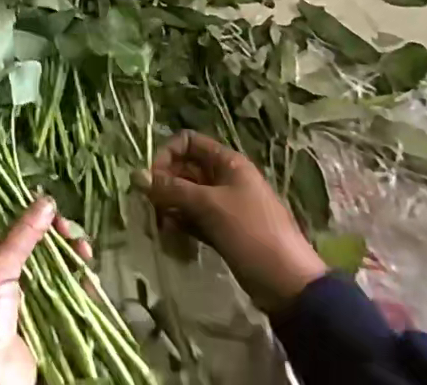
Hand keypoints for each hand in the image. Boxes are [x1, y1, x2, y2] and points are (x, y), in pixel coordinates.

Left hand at [0, 197, 88, 384]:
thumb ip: (23, 233)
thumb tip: (47, 200)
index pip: (2, 225)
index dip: (26, 215)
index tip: (49, 208)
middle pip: (27, 247)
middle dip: (52, 237)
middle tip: (70, 231)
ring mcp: (15, 302)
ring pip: (45, 271)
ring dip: (67, 259)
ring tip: (85, 251)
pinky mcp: (35, 325)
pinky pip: (57, 299)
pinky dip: (74, 287)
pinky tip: (88, 278)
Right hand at [133, 131, 326, 315]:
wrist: (289, 285)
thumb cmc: (252, 233)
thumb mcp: (210, 205)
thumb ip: (171, 189)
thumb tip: (136, 175)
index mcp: (227, 162)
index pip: (188, 142)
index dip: (167, 154)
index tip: (153, 178)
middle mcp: (224, 178)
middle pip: (185, 169)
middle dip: (164, 184)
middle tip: (151, 207)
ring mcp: (224, 205)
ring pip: (187, 195)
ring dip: (170, 206)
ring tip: (160, 226)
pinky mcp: (223, 229)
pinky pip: (194, 217)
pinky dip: (181, 223)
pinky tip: (172, 238)